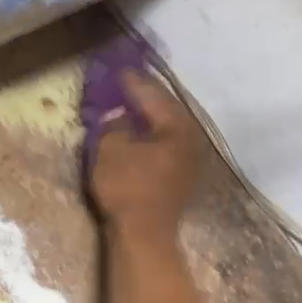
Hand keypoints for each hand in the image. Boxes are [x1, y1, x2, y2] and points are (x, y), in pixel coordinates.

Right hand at [89, 70, 199, 243]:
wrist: (143, 233)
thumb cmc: (127, 187)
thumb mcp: (110, 149)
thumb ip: (114, 124)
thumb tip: (120, 115)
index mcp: (177, 125)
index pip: (152, 94)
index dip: (132, 81)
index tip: (118, 70)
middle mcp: (191, 137)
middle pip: (165, 109)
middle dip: (144, 98)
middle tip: (125, 86)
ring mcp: (190, 159)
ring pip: (167, 128)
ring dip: (148, 119)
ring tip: (130, 110)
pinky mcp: (182, 177)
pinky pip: (165, 145)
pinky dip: (151, 137)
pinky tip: (138, 137)